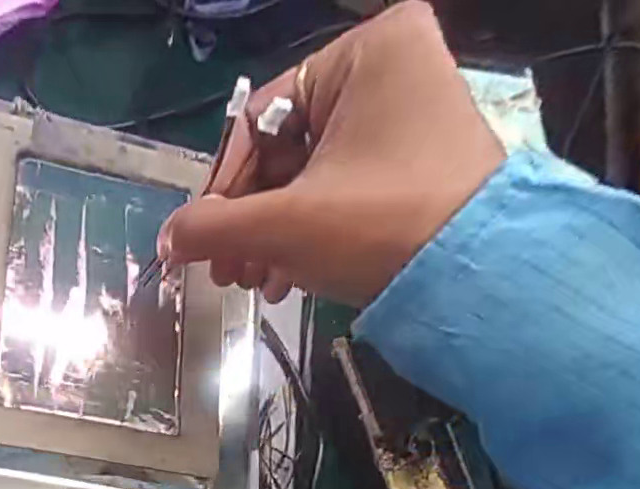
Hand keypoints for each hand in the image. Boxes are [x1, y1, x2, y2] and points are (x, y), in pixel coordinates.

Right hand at [157, 2, 505, 305]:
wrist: (474, 276)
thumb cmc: (379, 225)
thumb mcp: (279, 224)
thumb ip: (208, 227)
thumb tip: (166, 239)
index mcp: (365, 54)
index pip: (253, 123)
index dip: (219, 189)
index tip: (203, 238)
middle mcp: (385, 72)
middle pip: (272, 156)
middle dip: (242, 224)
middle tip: (223, 271)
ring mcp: (397, 118)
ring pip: (295, 181)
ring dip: (261, 239)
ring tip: (250, 282)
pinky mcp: (401, 163)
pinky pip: (325, 193)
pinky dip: (295, 238)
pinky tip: (280, 279)